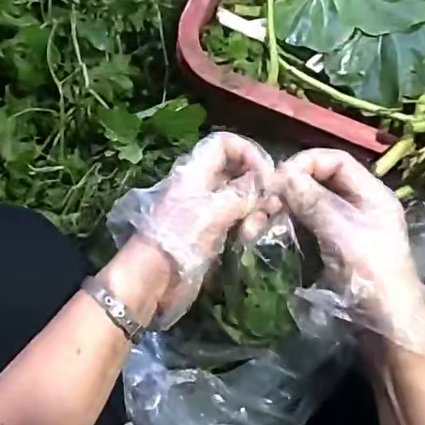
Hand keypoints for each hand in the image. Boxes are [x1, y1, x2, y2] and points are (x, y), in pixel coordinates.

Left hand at [106, 132, 272, 326]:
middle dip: (258, 185)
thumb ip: (242, 192)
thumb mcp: (213, 211)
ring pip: (242, 198)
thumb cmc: (178, 238)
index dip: (248, 152)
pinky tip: (249, 238)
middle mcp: (203, 187)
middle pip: (237, 172)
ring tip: (254, 230)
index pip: (225, 144)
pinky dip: (248, 226)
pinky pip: (238, 221)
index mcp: (196, 172)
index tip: (267, 175)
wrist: (152, 280)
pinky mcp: (212, 235)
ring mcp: (207, 211)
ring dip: (255, 210)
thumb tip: (267, 180)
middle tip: (272, 206)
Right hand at [278, 148, 424, 355]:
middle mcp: (359, 205)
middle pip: (320, 179)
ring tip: (264, 216)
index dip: (305, 162)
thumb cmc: (372, 276)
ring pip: (309, 203)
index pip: (335, 159)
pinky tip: (272, 230)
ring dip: (286, 205)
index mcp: (372, 195)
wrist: (387, 329)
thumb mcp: (343, 234)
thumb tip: (281, 173)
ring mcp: (346, 228)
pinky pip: (306, 225)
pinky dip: (288, 224)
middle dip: (291, 185)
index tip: (278, 178)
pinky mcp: (333, 248)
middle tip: (266, 200)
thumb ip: (313, 201)